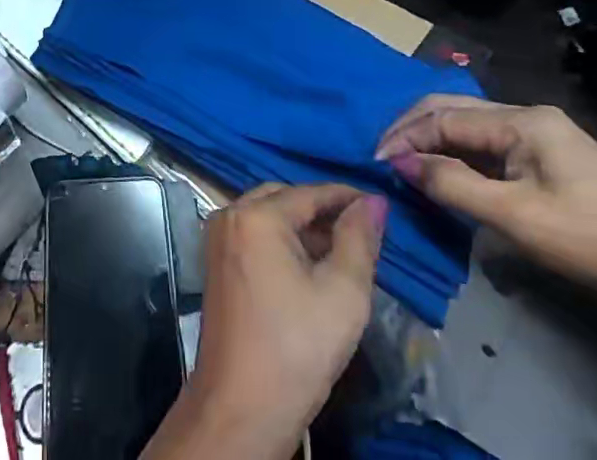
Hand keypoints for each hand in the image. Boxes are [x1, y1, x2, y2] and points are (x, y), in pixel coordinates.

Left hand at [180, 185, 383, 448]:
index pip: (309, 192)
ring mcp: (217, 238)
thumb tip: (373, 201)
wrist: (243, 403)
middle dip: (322, 209)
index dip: (347, 196)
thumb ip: (359, 239)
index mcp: (256, 216)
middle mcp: (229, 215)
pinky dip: (282, 240)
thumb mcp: (343, 292)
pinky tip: (310, 263)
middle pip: (284, 198)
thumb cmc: (297, 346)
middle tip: (362, 229)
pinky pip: (253, 234)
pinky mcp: (215, 261)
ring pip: (267, 215)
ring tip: (344, 248)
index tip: (380, 205)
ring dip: (302, 225)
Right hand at [376, 96, 596, 304]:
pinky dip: (458, 160)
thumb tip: (397, 162)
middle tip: (382, 161)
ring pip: (469, 130)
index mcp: (522, 120)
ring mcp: (541, 138)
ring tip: (405, 170)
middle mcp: (528, 117)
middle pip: (453, 112)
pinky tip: (444, 177)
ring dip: (433, 146)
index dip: (404, 137)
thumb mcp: (515, 217)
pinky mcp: (549, 161)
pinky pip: (488, 149)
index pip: (443, 117)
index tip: (374, 164)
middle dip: (412, 132)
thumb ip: (451, 183)